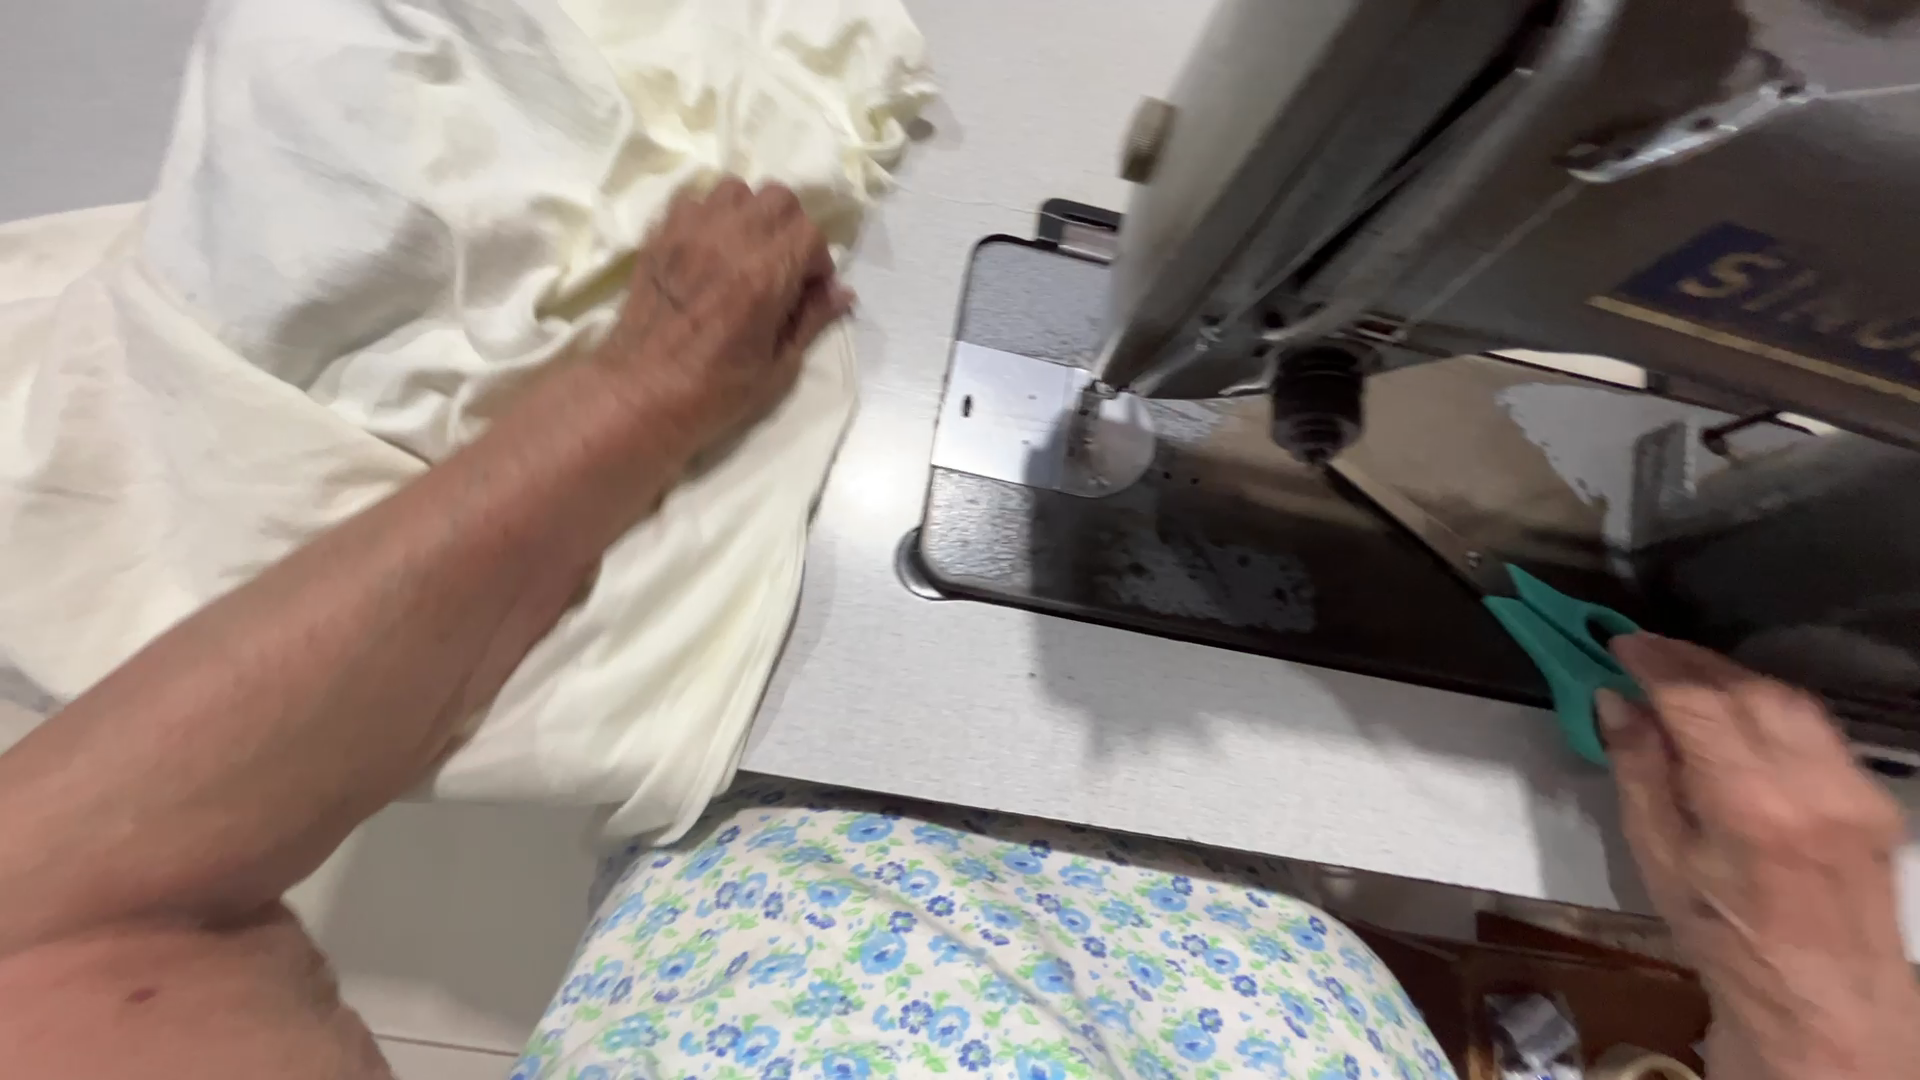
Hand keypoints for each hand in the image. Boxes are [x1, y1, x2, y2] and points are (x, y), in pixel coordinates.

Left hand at [594, 177, 852, 458]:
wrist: (641, 392)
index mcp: (763, 278)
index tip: (809, 292)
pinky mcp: (661, 234)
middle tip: (784, 269)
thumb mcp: (779, 368)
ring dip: (753, 217)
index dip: (818, 262)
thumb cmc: (716, 392)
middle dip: (792, 230)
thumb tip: (842, 293)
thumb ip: (811, 321)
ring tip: (747, 254)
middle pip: (779, 199)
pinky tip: (713, 253)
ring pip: (737, 191)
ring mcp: (689, 232)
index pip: (810, 232)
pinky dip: (714, 218)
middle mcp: (728, 241)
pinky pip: (696, 200)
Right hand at [1600, 634, 1918, 1079]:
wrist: (1823, 996)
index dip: (1656, 663)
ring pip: (1792, 701)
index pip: (1701, 702)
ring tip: (1677, 669)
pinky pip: (1815, 726)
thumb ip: (1637, 765)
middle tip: (1640, 649)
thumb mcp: (1653, 847)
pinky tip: (1728, 705)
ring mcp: (1857, 792)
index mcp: (1751, 805)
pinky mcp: (1874, 798)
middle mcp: (1816, 788)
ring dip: (1729, 674)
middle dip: (1691, 660)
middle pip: (1753, 691)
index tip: (1618, 643)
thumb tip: (1616, 700)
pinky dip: (1763, 700)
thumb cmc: (1716, 925)